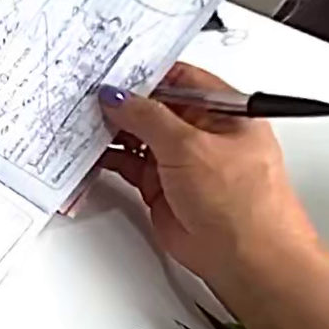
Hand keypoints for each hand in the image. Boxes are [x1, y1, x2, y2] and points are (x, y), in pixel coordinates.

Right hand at [98, 62, 317, 280]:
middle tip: (90, 99)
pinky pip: (128, 166)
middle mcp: (200, 134)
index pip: (179, 79)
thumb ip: (149, 118)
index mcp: (222, 111)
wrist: (242, 255)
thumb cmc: (243, 204)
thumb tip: (119, 98)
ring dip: (111, 132)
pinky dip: (109, 159)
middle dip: (122, 104)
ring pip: (137, 137)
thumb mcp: (191, 146)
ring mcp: (179, 162)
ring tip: (84, 125)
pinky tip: (92, 153)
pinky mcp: (160, 187)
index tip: (113, 72)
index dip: (146, 73)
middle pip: (153, 108)